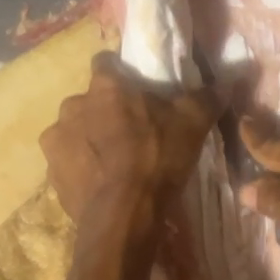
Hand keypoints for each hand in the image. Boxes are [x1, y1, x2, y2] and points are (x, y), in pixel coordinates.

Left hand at [41, 52, 217, 226]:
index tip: (137, 88)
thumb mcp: (193, 123)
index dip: (120, 72)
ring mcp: (57, 142)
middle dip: (105, 109)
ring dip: (88, 138)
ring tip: (114, 159)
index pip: (105, 62)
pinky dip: (81, 167)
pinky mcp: (51, 176)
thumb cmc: (157, 157)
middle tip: (131, 128)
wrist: (124, 217)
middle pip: (89, 99)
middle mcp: (72, 106)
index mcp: (104, 86)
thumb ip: (208, 96)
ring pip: (74, 130)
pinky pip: (67, 162)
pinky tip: (101, 182)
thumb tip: (227, 81)